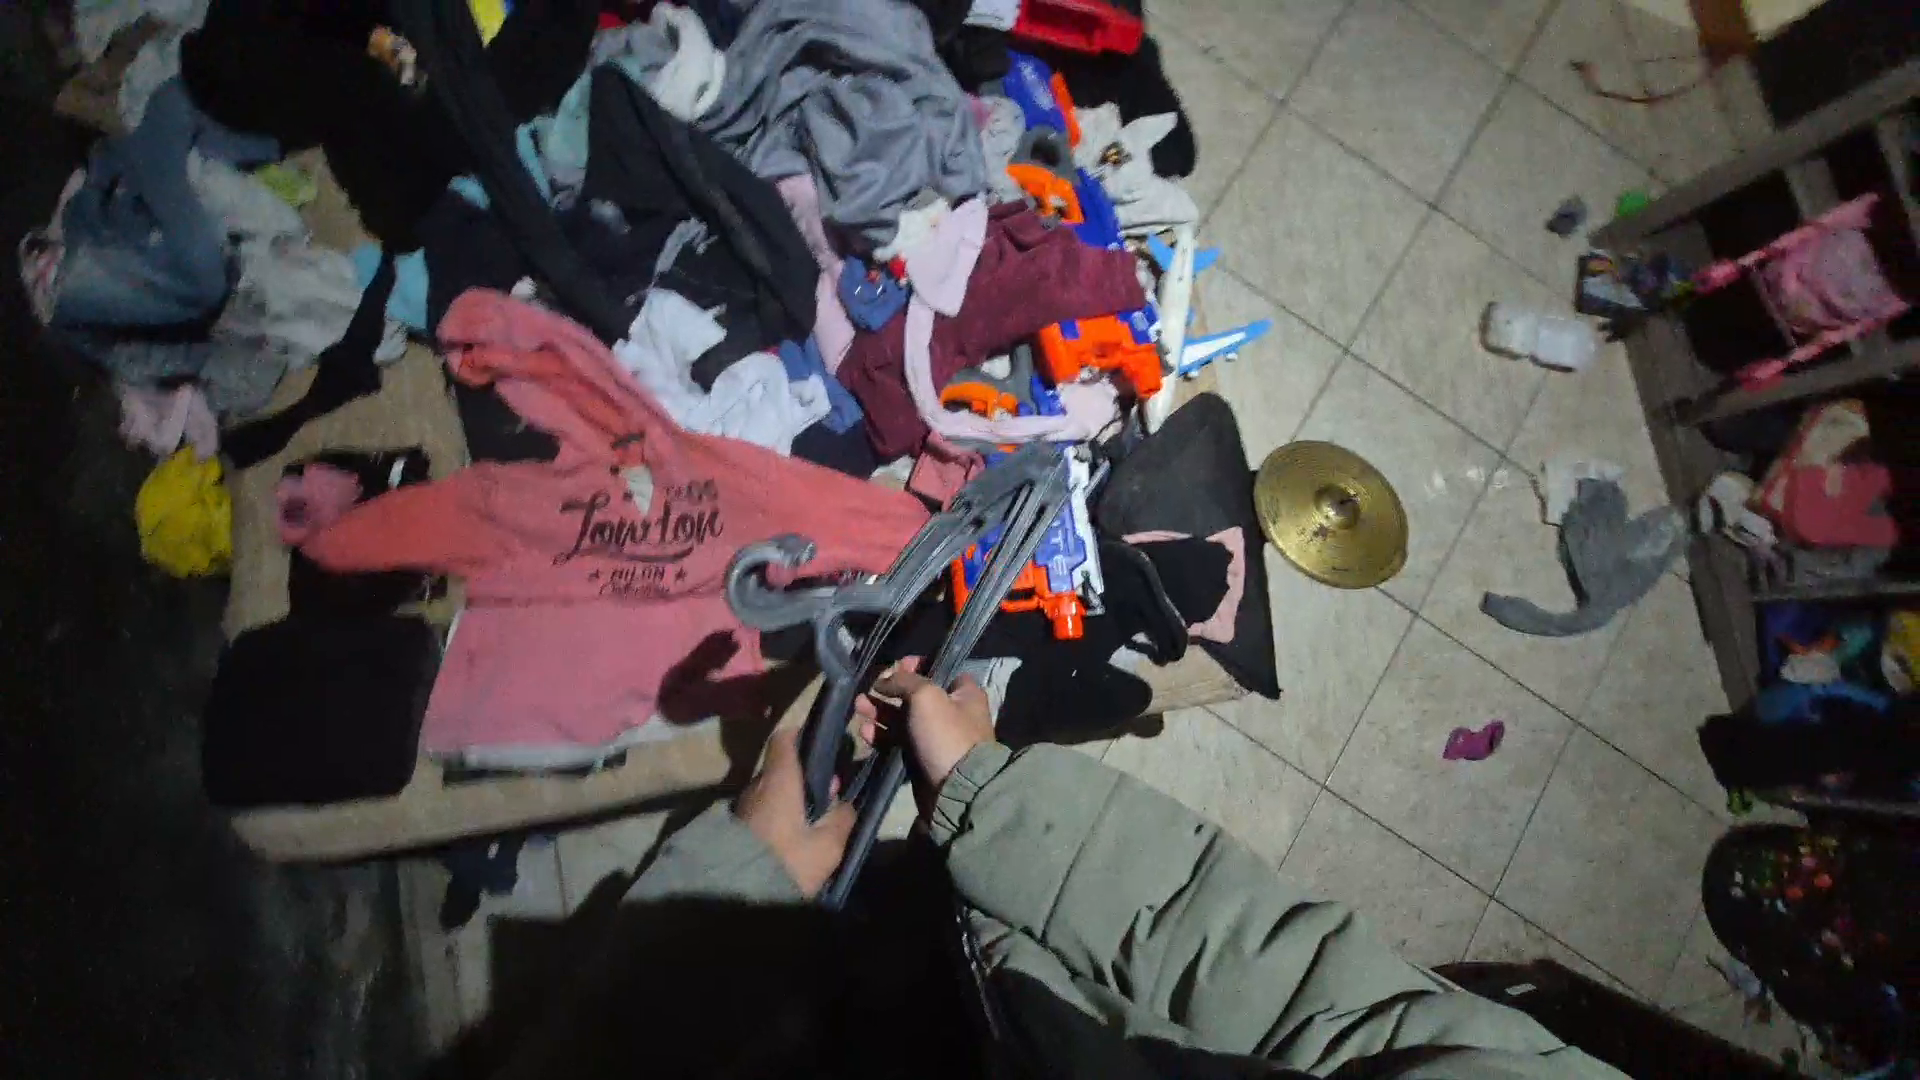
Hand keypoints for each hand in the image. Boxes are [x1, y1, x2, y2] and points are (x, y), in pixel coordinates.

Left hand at [734, 728, 855, 897]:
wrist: (737, 895)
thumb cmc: (787, 860)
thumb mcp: (828, 846)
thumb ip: (842, 819)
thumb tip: (846, 804)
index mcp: (780, 779)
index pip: (784, 739)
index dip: (802, 735)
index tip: (820, 744)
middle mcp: (757, 785)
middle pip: (781, 767)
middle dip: (804, 775)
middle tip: (828, 793)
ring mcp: (742, 807)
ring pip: (771, 791)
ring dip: (790, 797)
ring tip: (812, 820)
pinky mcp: (734, 828)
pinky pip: (761, 810)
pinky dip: (777, 814)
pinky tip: (791, 837)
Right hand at [856, 659, 995, 804]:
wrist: (955, 790)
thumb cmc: (946, 733)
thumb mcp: (926, 696)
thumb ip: (904, 680)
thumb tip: (884, 679)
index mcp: (964, 692)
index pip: (940, 669)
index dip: (917, 666)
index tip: (897, 665)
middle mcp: (952, 711)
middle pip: (916, 695)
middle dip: (890, 691)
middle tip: (868, 689)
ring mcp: (936, 736)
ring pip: (904, 718)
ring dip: (881, 712)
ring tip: (858, 707)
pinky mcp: (922, 756)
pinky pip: (899, 740)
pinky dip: (883, 734)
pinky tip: (866, 733)